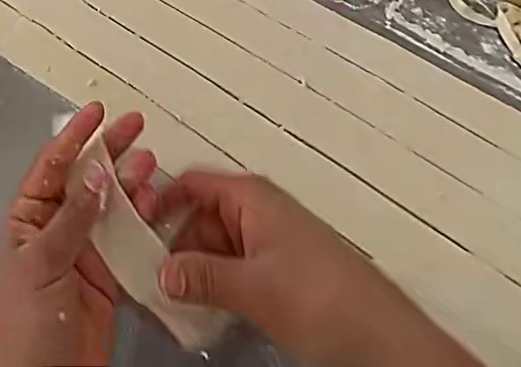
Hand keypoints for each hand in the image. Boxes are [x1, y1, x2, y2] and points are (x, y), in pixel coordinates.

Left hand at [0, 103, 159, 366]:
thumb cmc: (18, 331)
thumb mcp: (40, 265)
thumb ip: (72, 220)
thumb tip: (95, 177)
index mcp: (29, 219)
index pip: (53, 165)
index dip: (75, 136)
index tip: (96, 113)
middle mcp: (56, 230)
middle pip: (87, 179)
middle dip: (110, 150)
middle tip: (134, 126)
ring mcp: (83, 255)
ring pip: (111, 208)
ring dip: (130, 184)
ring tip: (149, 162)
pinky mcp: (106, 281)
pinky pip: (126, 243)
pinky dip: (141, 224)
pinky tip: (153, 206)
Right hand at [157, 171, 478, 366]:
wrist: (385, 338)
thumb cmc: (323, 297)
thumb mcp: (254, 288)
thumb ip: (203, 276)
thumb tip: (162, 273)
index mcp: (249, 195)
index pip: (191, 182)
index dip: (160, 199)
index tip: (134, 227)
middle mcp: (257, 207)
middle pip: (200, 214)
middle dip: (176, 243)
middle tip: (152, 276)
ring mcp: (269, 237)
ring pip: (216, 242)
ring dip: (196, 267)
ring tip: (175, 298)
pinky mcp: (280, 265)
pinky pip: (235, 263)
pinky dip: (217, 281)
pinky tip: (206, 307)